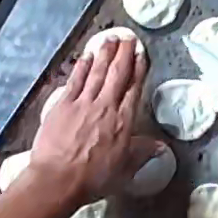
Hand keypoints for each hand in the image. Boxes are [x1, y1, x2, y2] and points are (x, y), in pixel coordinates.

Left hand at [21, 39, 161, 208]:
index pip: (134, 88)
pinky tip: (86, 56)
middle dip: (123, 53)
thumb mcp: (124, 170)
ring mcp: (82, 103)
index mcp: (123, 121)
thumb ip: (142, 154)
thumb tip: (160, 147)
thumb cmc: (92, 179)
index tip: (141, 55)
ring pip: (97, 72)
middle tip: (128, 37)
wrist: (58, 179)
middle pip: (117, 73)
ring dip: (104, 53)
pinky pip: (75, 80)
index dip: (138, 69)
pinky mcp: (62, 105)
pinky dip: (82, 66)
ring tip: (110, 39)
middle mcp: (105, 106)